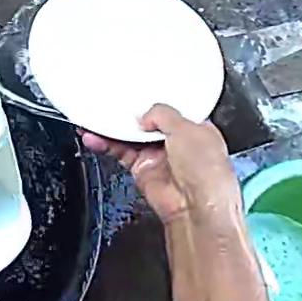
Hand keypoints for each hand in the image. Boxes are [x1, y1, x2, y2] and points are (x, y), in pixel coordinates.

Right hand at [82, 104, 240, 229]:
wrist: (196, 208)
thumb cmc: (208, 173)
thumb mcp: (187, 128)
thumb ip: (162, 114)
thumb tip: (145, 114)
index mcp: (195, 128)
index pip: (170, 108)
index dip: (154, 101)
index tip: (136, 92)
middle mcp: (177, 142)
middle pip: (146, 121)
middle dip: (130, 113)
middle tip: (111, 103)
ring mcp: (159, 156)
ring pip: (130, 135)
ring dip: (112, 128)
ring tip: (93, 120)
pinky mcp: (143, 169)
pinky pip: (120, 151)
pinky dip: (106, 144)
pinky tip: (95, 137)